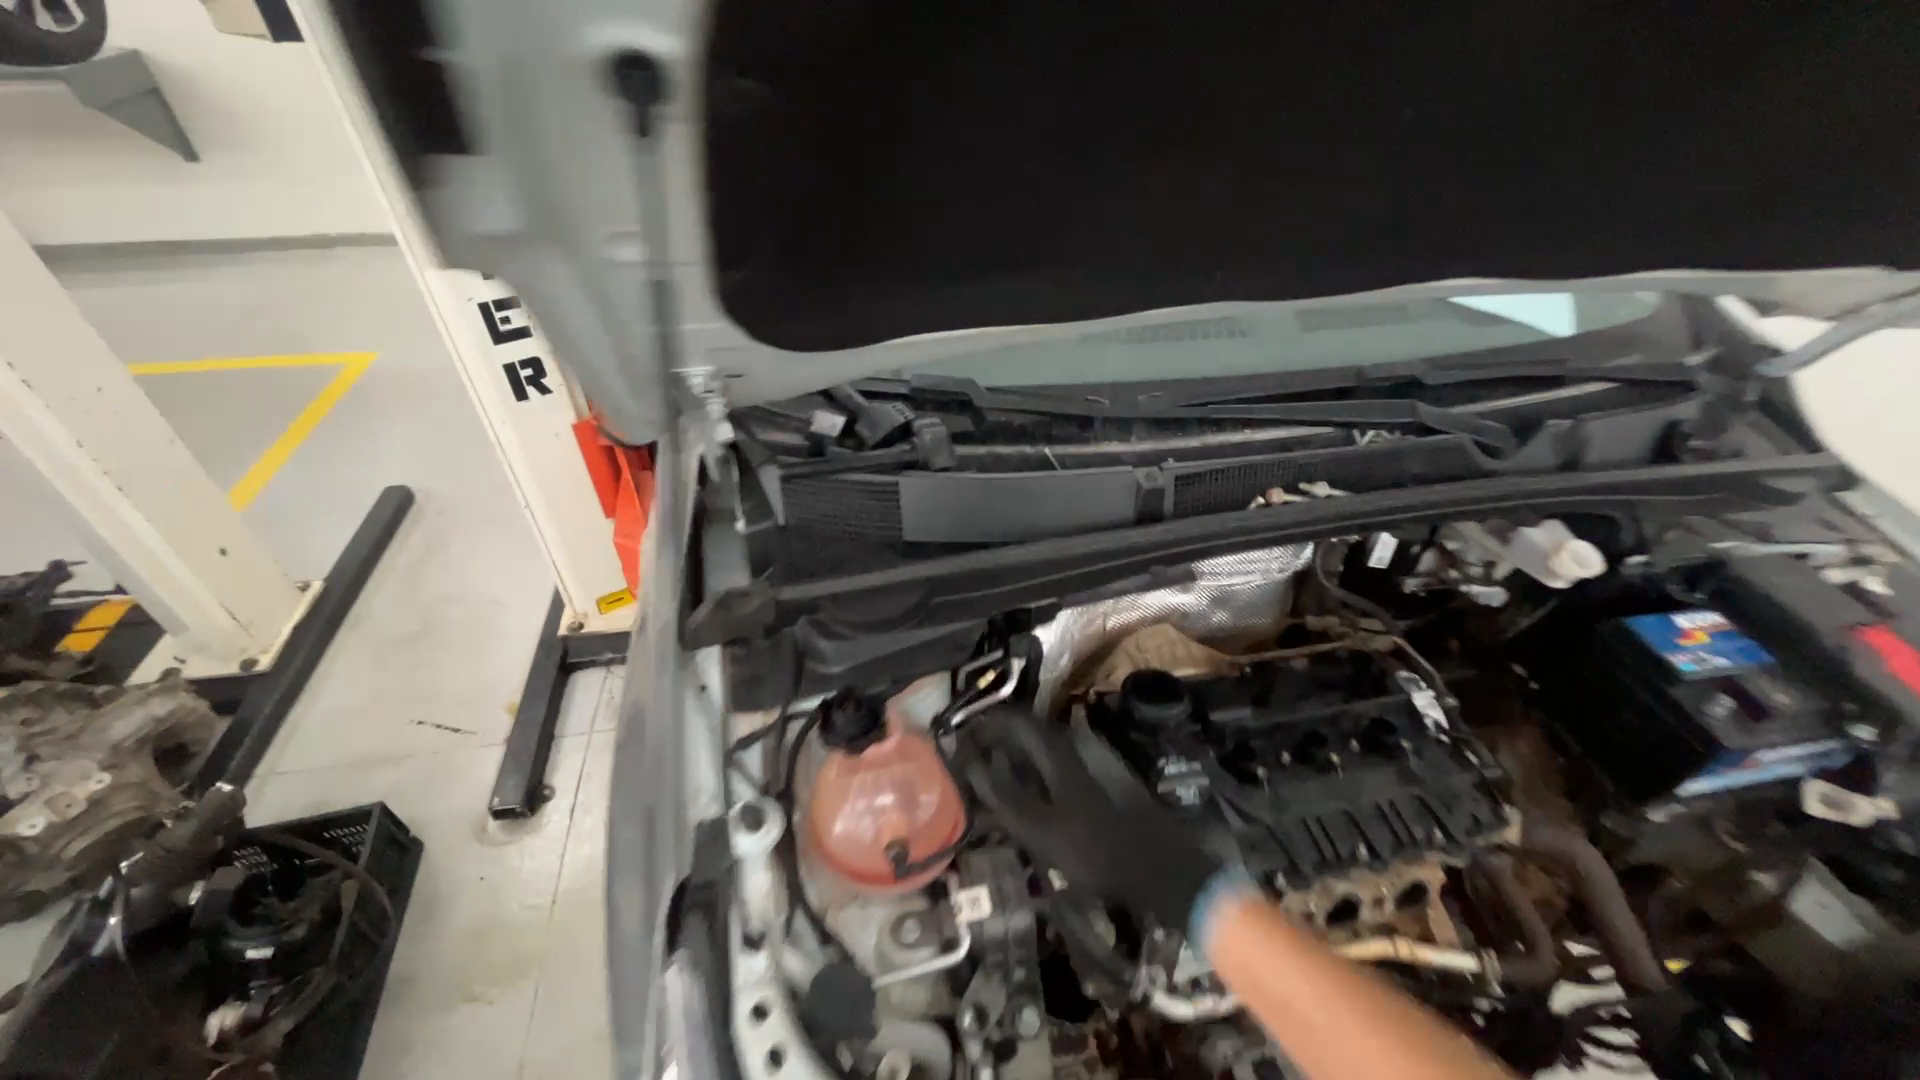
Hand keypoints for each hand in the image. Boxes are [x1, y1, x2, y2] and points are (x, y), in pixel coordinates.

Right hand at [962, 707, 1225, 930]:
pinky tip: (1027, 797)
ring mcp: (1092, 761)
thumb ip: (1002, 794)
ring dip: (1016, 757)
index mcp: (1059, 748)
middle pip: (1028, 732)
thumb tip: (971, 763)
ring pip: (1043, 749)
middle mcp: (1076, 745)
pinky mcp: (1101, 781)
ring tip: (993, 779)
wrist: (1159, 868)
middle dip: (998, 741)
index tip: (960, 738)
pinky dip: (1035, 773)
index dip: (984, 725)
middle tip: (972, 760)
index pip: (1013, 719)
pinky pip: (1057, 766)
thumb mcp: (1038, 828)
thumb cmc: (1094, 850)